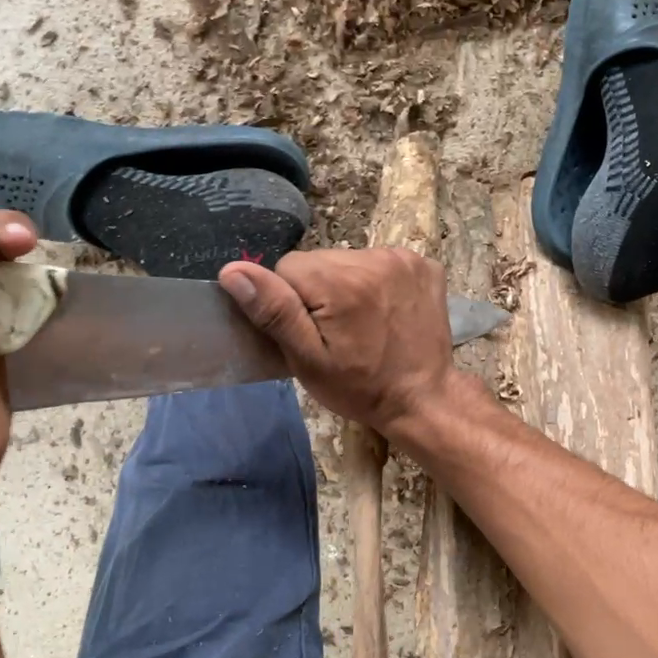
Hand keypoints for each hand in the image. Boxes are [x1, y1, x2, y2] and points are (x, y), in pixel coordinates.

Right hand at [219, 248, 459, 433]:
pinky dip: (378, 281)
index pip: (287, 266)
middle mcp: (372, 259)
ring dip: (349, 285)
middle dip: (319, 290)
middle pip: (320, 261)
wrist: (423, 397)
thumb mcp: (308, 360)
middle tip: (337, 331)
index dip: (290, 300)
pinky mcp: (424, 264)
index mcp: (339, 281)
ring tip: (363, 323)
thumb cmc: (360, 387)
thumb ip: (274, 311)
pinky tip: (387, 311)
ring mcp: (403, 259)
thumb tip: (233, 271)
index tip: (310, 331)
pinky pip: (382, 262)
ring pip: (349, 260)